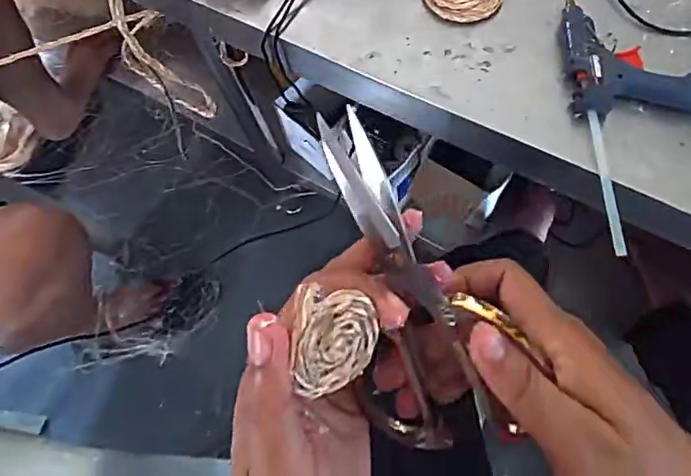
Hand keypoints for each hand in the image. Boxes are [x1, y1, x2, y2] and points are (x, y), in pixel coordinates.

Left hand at [231, 214, 431, 475]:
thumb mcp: (272, 450)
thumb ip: (267, 390)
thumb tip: (262, 327)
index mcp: (279, 361)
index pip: (317, 297)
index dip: (358, 288)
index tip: (395, 305)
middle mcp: (302, 357)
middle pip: (339, 292)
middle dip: (378, 264)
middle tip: (411, 240)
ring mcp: (328, 373)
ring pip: (362, 311)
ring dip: (395, 289)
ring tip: (428, 276)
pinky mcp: (351, 392)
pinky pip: (377, 345)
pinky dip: (403, 328)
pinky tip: (422, 319)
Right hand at [450, 258, 690, 475]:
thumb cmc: (635, 466)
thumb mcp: (575, 436)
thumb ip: (524, 385)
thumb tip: (474, 331)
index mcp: (561, 337)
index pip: (506, 278)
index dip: (465, 278)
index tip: (426, 306)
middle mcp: (558, 338)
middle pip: (495, 309)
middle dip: (453, 327)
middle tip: (415, 365)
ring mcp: (561, 362)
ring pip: (500, 340)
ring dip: (463, 357)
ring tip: (429, 387)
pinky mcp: (563, 386)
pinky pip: (515, 369)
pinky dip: (485, 380)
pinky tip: (468, 404)